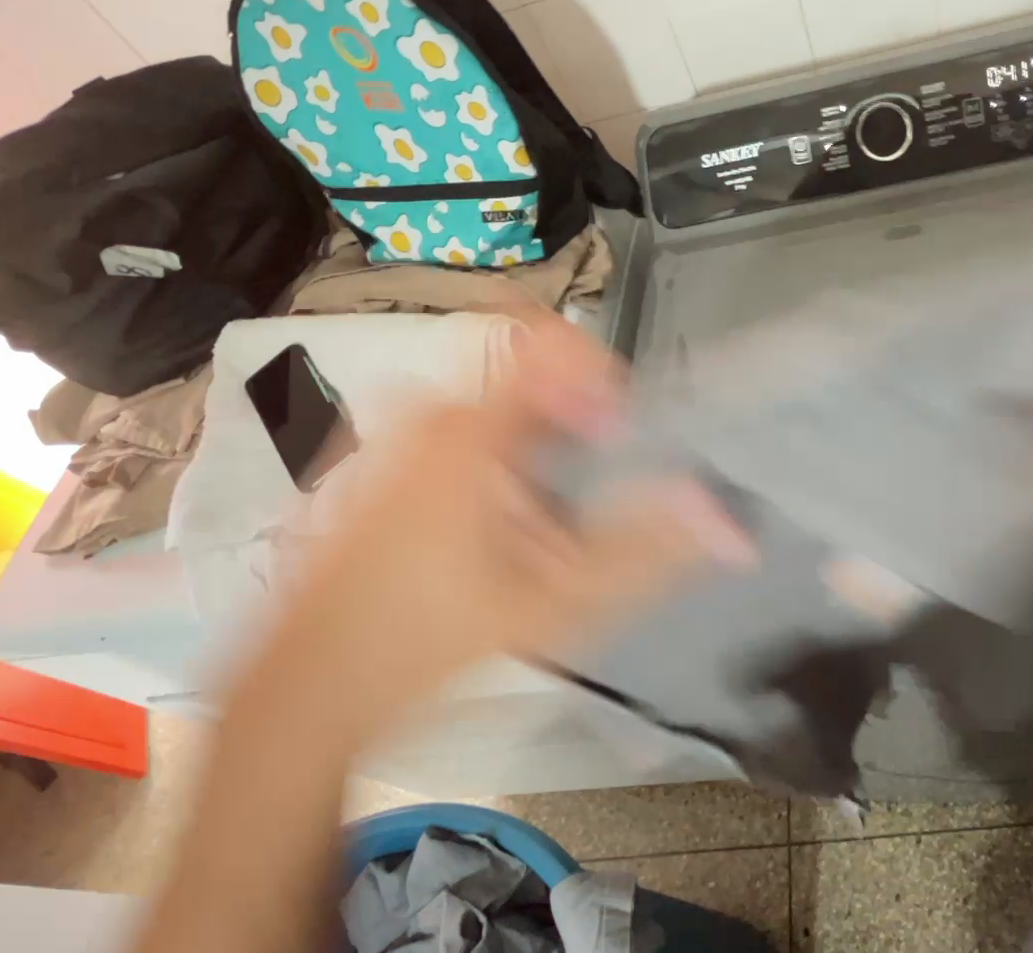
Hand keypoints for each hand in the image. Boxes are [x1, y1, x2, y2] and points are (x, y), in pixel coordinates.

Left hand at [235, 312, 754, 747]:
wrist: (301, 692)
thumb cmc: (426, 642)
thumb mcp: (555, 602)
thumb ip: (649, 551)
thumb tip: (732, 524)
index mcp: (469, 430)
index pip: (549, 341)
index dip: (601, 373)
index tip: (619, 432)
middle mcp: (428, 416)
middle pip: (531, 383)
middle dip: (576, 430)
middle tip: (590, 497)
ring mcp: (396, 439)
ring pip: (498, 413)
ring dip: (539, 454)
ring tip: (544, 528)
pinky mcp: (381, 465)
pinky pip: (463, 436)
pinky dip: (500, 466)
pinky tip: (492, 536)